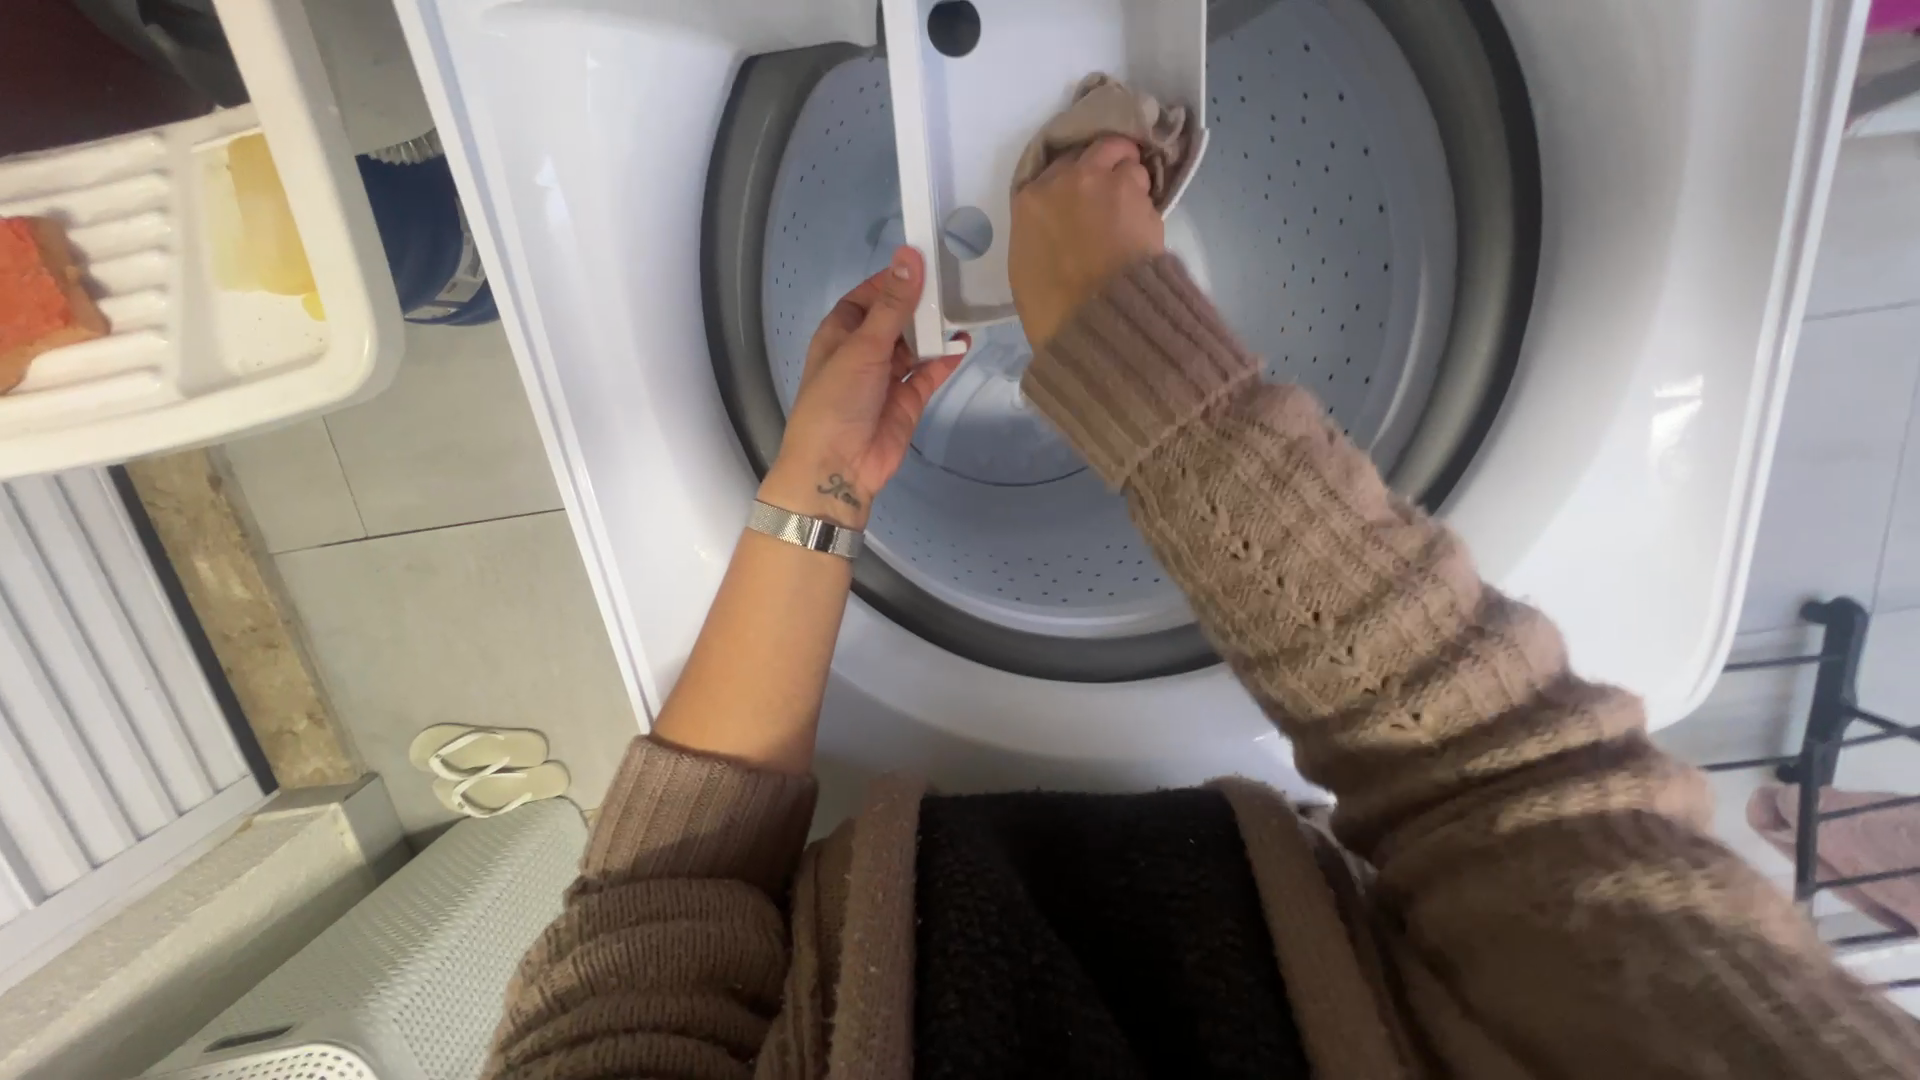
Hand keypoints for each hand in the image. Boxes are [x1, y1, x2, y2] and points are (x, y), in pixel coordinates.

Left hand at [759, 246, 963, 529]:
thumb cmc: (838, 399)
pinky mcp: (908, 400)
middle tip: (956, 281)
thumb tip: (910, 255)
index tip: (925, 261)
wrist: (838, 466)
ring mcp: (887, 377)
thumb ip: (892, 305)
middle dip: (921, 304)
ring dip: (935, 331)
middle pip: (896, 319)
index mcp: (840, 333)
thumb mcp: (863, 346)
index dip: (894, 280)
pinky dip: (944, 360)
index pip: (869, 296)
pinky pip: (928, 373)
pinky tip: (963, 344)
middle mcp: (863, 351)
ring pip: (915, 345)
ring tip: (964, 309)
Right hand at [1009, 135, 1165, 348]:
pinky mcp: (1143, 200)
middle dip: (1108, 161)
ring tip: (1132, 211)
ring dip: (1132, 181)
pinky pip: (1149, 191)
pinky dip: (1146, 206)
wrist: (1094, 320)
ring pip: (1129, 162)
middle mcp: (1069, 178)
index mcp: (1031, 198)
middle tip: (1115, 185)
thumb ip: (1037, 230)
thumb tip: (1055, 223)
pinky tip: (1142, 230)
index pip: (1057, 167)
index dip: (1073, 177)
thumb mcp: (1024, 265)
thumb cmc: (1049, 306)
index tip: (1080, 193)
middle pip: (1097, 148)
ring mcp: (1109, 184)